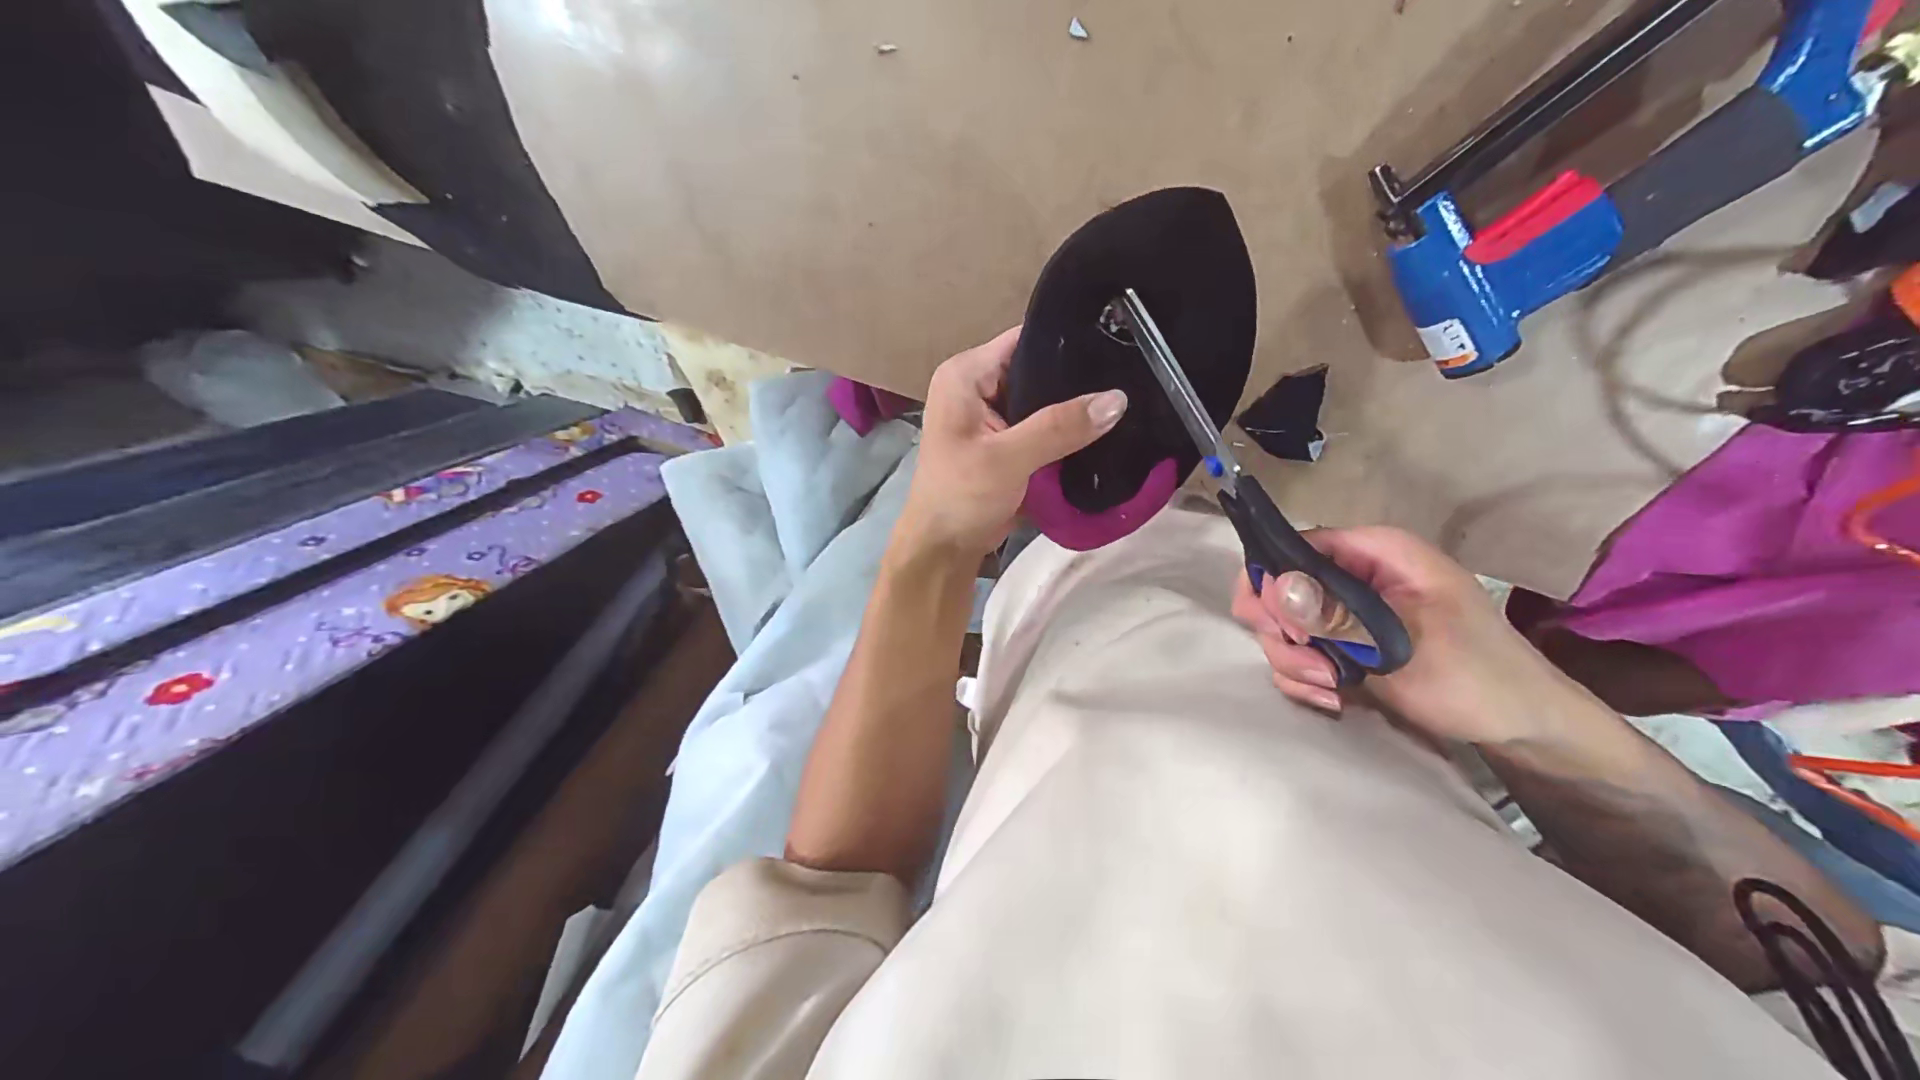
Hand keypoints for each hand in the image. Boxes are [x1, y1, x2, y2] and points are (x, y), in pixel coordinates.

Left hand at [896, 327, 1126, 559]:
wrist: (943, 549)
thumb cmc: (960, 498)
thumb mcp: (1008, 459)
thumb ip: (1059, 427)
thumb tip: (1117, 398)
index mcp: (965, 374)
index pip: (1024, 339)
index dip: (1067, 340)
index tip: (1116, 342)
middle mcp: (977, 386)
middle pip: (1038, 367)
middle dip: (1077, 376)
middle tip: (1130, 377)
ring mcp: (992, 415)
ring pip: (1044, 398)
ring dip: (1074, 406)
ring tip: (1125, 400)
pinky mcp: (1006, 441)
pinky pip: (1043, 424)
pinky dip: (1065, 431)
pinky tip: (1102, 428)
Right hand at [1229, 526, 1578, 744]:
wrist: (1520, 726)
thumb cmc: (1477, 676)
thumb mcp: (1407, 646)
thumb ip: (1338, 615)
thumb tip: (1275, 585)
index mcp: (1376, 553)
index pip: (1295, 547)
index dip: (1275, 583)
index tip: (1286, 629)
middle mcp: (1353, 574)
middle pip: (1279, 588)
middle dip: (1284, 633)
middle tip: (1313, 665)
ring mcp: (1345, 611)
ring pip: (1282, 625)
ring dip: (1294, 661)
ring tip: (1332, 688)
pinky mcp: (1342, 642)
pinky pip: (1296, 651)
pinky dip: (1302, 677)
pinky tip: (1331, 698)